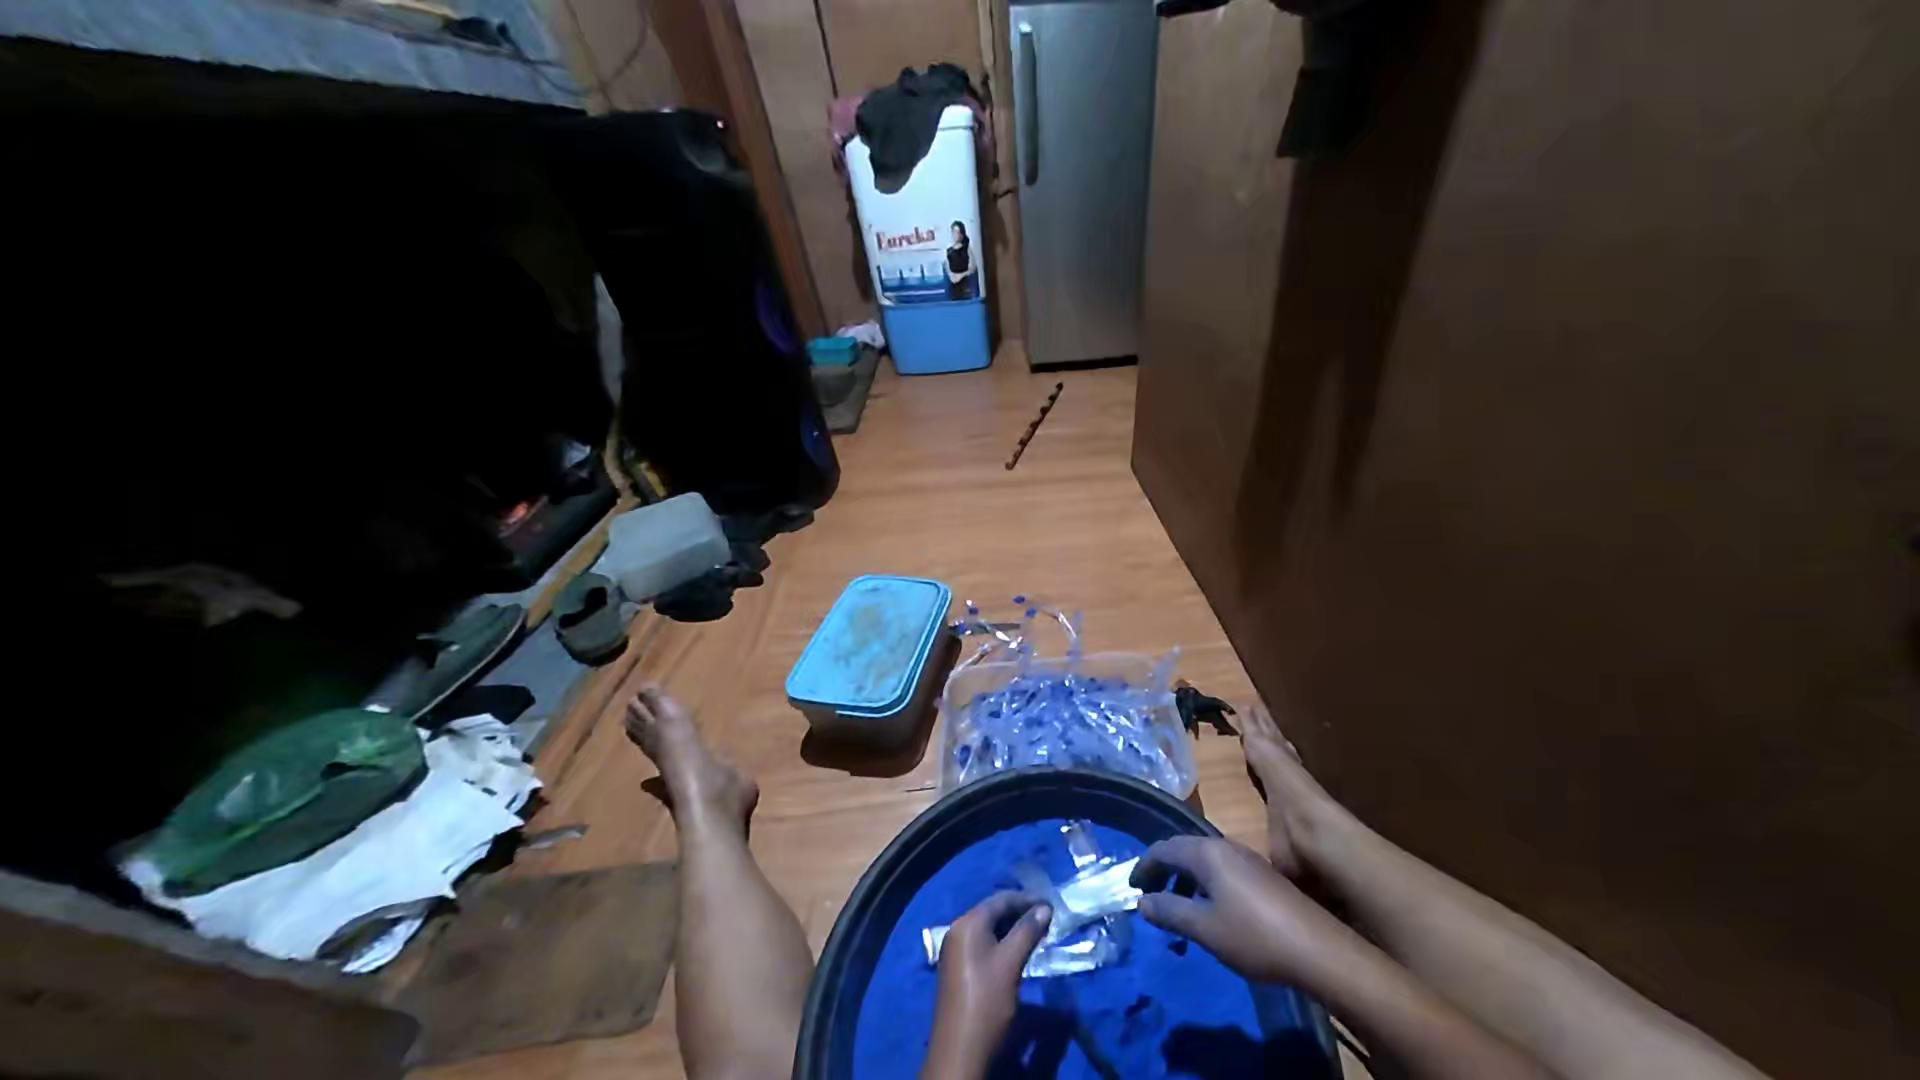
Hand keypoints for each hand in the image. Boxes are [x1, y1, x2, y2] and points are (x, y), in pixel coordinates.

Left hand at [922, 892, 1050, 1079]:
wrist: (959, 1049)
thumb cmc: (987, 1000)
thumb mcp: (1011, 963)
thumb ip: (1027, 931)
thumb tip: (1045, 907)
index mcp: (968, 923)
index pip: (1000, 899)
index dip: (1027, 899)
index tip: (1051, 904)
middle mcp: (958, 929)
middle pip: (993, 912)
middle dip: (1020, 913)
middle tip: (1047, 918)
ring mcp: (956, 948)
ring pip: (989, 928)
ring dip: (1013, 928)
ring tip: (1038, 933)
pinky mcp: (958, 966)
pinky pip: (983, 943)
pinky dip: (1002, 942)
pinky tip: (1019, 950)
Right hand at [1130, 835, 1359, 987]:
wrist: (1319, 950)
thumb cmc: (1254, 936)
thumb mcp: (1204, 928)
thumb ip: (1170, 911)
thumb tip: (1142, 902)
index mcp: (1206, 852)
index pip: (1163, 848)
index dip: (1144, 866)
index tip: (1132, 887)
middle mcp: (1225, 846)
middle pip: (1183, 849)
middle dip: (1163, 870)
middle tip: (1151, 896)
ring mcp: (1248, 859)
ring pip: (1204, 859)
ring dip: (1185, 878)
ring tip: (1179, 906)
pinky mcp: (1264, 875)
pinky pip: (1222, 868)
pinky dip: (1206, 883)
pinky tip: (1212, 909)